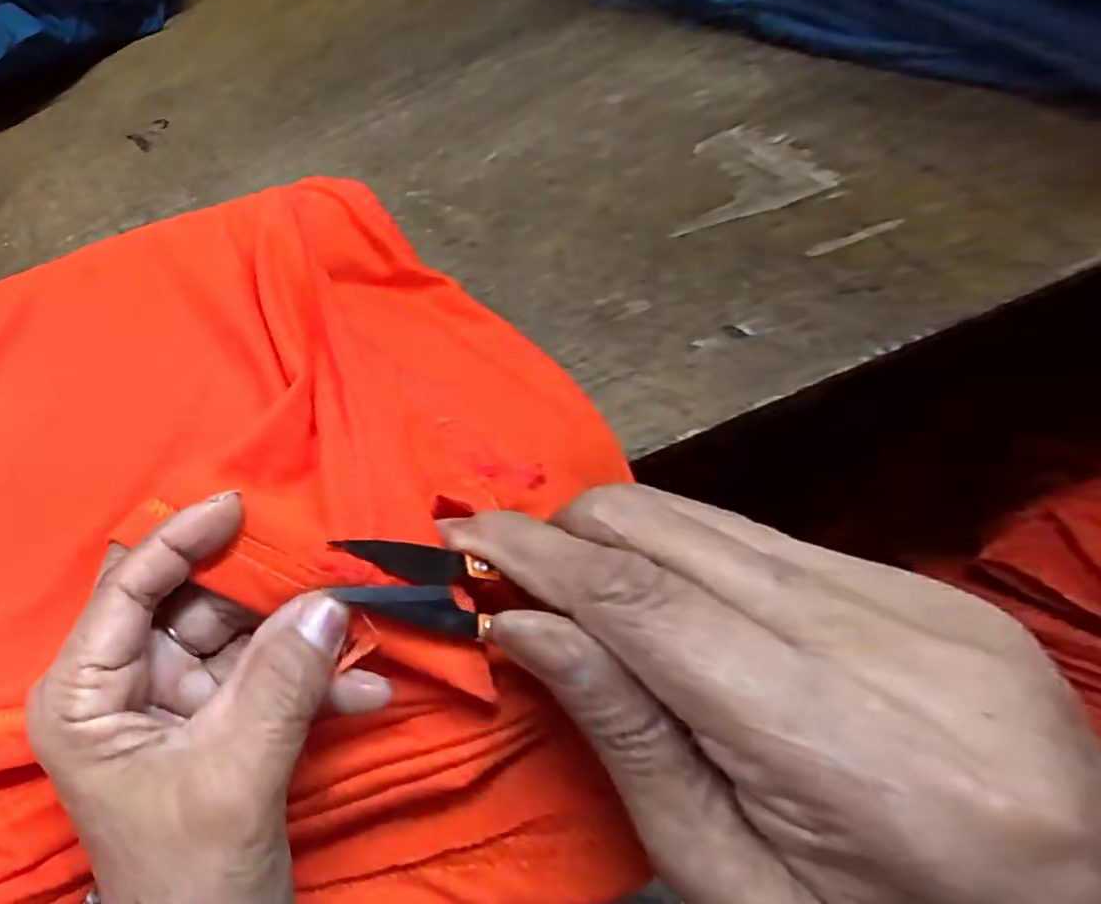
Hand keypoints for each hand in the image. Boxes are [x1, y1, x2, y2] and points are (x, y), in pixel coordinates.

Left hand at [28, 493, 391, 903]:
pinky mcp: (203, 718)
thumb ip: (280, 686)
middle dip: (251, 589)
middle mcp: (114, 681)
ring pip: (226, 634)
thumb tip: (328, 603)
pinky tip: (359, 689)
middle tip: (310, 565)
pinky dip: (300, 680)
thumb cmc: (192, 886)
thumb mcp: (233, 780)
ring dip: (290, 634)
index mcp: (82, 690)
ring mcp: (162, 697)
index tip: (232, 505)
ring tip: (351, 625)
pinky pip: (251, 676)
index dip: (178, 539)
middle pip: (183, 603)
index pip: (127, 586)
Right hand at [448, 485, 1100, 903]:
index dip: (530, 554)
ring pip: (690, 514)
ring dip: (604, 540)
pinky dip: (666, 551)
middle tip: (501, 569)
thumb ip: (616, 729)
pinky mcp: (924, 588)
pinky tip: (655, 597)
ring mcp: (929, 607)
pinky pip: (738, 531)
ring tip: (568, 583)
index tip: (454, 536)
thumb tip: (510, 619)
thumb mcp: (720, 871)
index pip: (642, 603)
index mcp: (868, 762)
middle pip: (661, 532)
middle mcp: (910, 656)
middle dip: (555, 535)